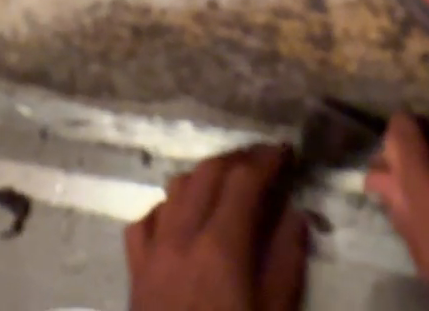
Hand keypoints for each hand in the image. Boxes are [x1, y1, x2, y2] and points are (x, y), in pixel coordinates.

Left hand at [125, 144, 310, 310]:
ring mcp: (152, 255)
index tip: (287, 152)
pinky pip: (145, 222)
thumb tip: (293, 216)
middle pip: (208, 172)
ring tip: (228, 184)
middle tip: (264, 163)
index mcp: (220, 246)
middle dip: (239, 159)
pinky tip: (182, 219)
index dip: (267, 158)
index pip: (244, 178)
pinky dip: (167, 208)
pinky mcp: (134, 276)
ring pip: (175, 188)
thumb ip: (286, 260)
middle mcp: (182, 237)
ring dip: (205, 176)